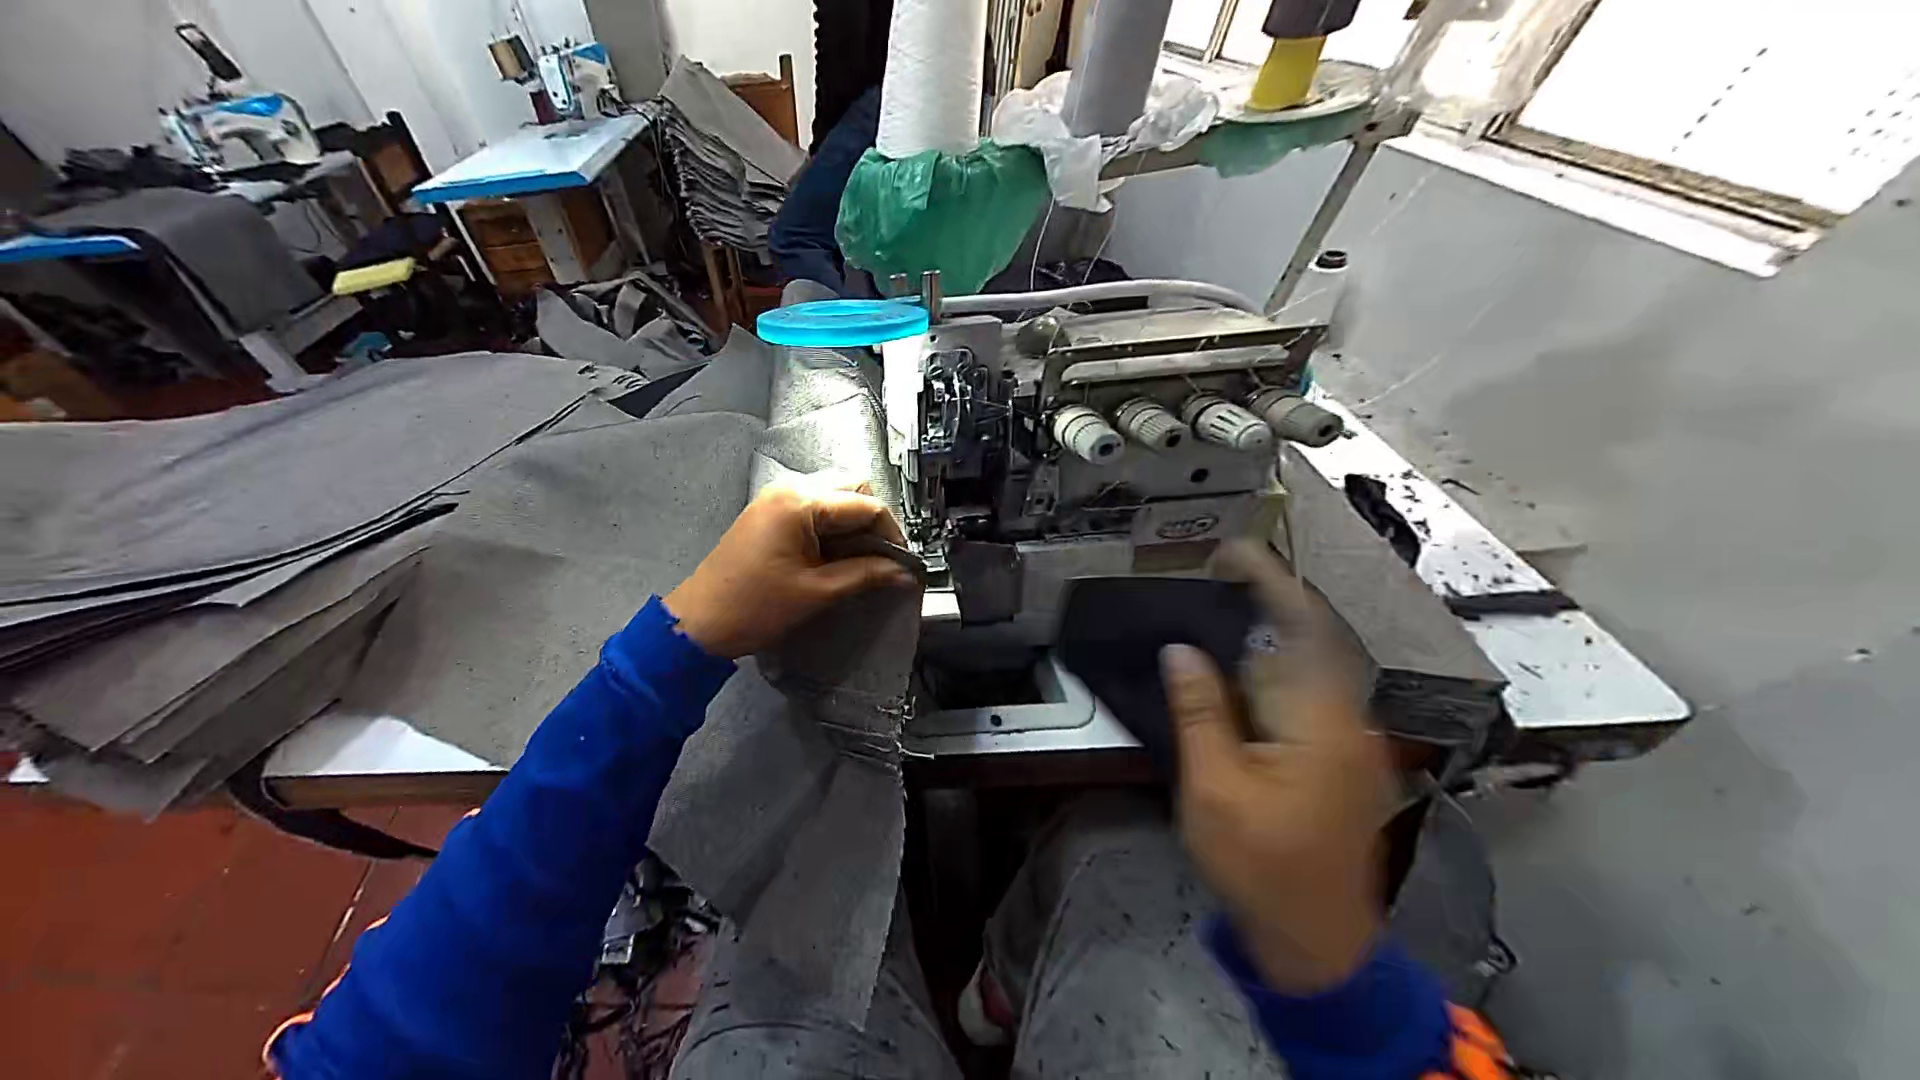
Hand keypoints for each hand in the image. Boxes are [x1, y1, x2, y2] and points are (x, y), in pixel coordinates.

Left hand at [664, 486, 915, 657]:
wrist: (699, 622)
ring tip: (861, 559)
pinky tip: (837, 555)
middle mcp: (789, 489)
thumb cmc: (753, 607)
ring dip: (854, 523)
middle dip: (874, 521)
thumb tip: (904, 572)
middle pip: (853, 489)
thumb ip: (866, 574)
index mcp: (800, 503)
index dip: (891, 533)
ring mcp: (777, 498)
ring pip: (835, 496)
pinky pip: (815, 507)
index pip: (866, 505)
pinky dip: (833, 526)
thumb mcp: (818, 592)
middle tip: (883, 557)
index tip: (902, 563)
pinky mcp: (770, 512)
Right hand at [1162, 540, 1396, 993]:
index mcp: (1319, 721)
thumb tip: (1181, 650)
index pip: (1298, 630)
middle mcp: (1347, 719)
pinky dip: (1277, 661)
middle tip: (1219, 572)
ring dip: (1273, 627)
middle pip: (1313, 637)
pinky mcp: (1342, 753)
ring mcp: (1351, 737)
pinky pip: (1310, 687)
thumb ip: (1200, 712)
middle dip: (1269, 596)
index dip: (1267, 582)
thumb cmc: (1260, 864)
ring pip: (1313, 661)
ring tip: (1227, 603)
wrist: (1317, 937)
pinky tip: (1245, 662)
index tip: (1230, 553)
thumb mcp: (1214, 788)